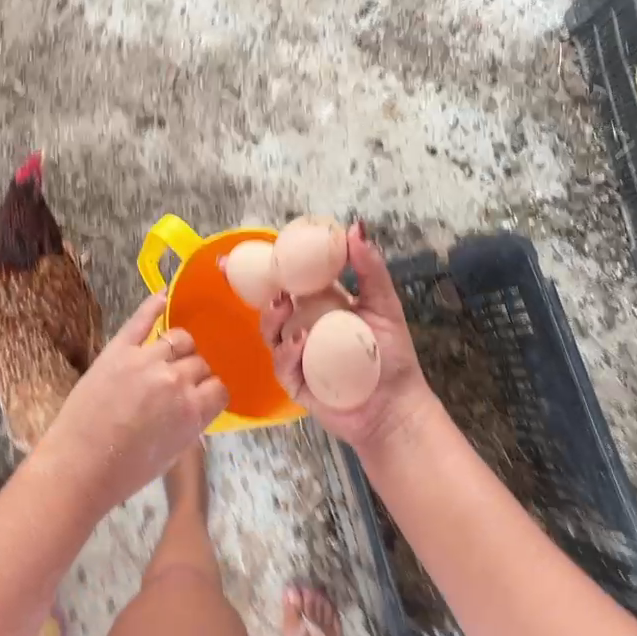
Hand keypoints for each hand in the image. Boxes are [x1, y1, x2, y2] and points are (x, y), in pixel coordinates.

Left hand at [33, 293, 228, 515]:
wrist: (79, 466)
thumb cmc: (126, 472)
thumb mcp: (172, 453)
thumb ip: (190, 422)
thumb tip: (194, 404)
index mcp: (192, 411)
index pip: (219, 388)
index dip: (212, 391)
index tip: (203, 395)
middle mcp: (175, 380)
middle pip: (200, 362)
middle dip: (195, 372)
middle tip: (179, 383)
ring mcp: (146, 360)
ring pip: (179, 337)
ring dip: (180, 346)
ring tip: (171, 354)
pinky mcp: (119, 349)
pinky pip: (142, 319)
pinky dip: (154, 306)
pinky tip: (162, 297)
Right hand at [261, 222, 439, 452]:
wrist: (397, 408)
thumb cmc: (392, 356)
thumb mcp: (384, 304)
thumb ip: (369, 267)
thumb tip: (356, 227)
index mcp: (322, 302)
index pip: (292, 277)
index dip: (271, 262)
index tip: (250, 246)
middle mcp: (304, 324)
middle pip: (270, 300)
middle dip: (249, 286)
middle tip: (239, 270)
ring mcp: (296, 353)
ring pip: (270, 330)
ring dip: (271, 316)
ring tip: (283, 305)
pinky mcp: (295, 382)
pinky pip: (282, 364)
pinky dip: (288, 351)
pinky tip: (300, 341)